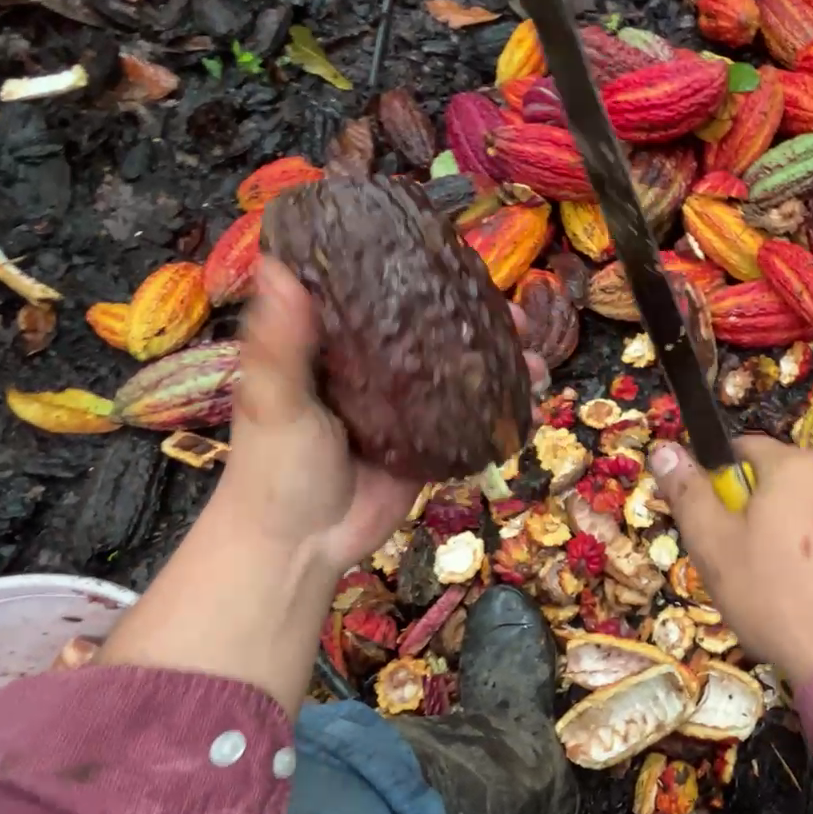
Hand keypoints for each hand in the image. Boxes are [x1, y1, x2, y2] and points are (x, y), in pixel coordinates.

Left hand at [102, 257, 545, 713]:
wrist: (300, 546)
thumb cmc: (274, 468)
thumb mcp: (275, 401)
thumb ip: (281, 343)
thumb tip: (278, 267)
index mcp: (347, 348)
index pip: (398, 299)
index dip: (436, 279)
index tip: (470, 268)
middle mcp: (389, 370)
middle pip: (449, 333)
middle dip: (492, 323)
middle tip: (521, 320)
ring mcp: (418, 408)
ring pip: (473, 374)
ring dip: (511, 365)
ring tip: (538, 366)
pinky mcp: (439, 444)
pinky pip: (481, 420)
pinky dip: (510, 411)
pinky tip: (534, 406)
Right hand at [651, 437, 812, 683]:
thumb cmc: (771, 593)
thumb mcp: (713, 543)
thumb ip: (687, 492)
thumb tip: (664, 449)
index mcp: (794, 464)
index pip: (738, 449)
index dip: (711, 481)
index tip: (703, 522)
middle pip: (765, 480)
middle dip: (739, 512)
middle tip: (725, 559)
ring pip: (787, 511)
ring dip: (764, 536)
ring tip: (756, 582)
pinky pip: (811, 534)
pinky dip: (792, 554)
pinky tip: (787, 594)